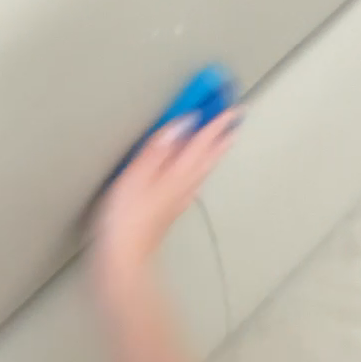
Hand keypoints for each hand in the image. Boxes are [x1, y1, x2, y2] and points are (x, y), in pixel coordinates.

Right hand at [94, 111, 238, 281]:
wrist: (125, 256)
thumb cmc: (126, 218)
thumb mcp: (136, 175)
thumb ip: (159, 148)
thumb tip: (182, 123)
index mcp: (177, 173)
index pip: (202, 141)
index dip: (215, 121)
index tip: (229, 105)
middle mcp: (184, 184)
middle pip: (209, 155)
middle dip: (222, 135)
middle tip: (235, 118)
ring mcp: (179, 198)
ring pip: (204, 169)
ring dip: (215, 150)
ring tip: (223, 138)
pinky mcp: (171, 209)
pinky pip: (194, 180)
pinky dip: (201, 168)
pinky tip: (197, 172)